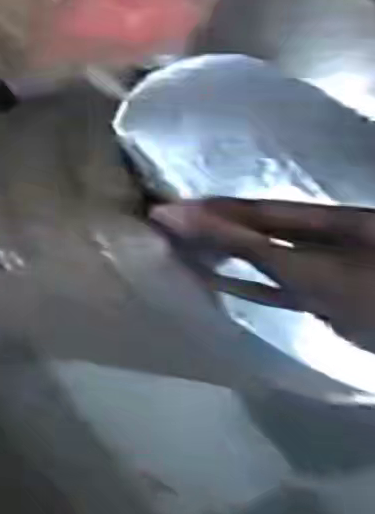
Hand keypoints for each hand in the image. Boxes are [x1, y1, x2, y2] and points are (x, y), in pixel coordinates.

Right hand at [153, 198, 374, 353]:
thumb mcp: (305, 269)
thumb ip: (235, 240)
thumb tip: (166, 212)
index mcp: (352, 222)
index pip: (265, 209)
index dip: (212, 209)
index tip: (160, 211)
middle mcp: (352, 242)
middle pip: (271, 231)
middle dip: (218, 231)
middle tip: (164, 231)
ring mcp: (352, 275)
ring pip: (277, 258)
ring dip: (230, 257)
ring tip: (180, 252)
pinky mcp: (345, 305)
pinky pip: (288, 287)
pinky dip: (253, 284)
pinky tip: (213, 280)